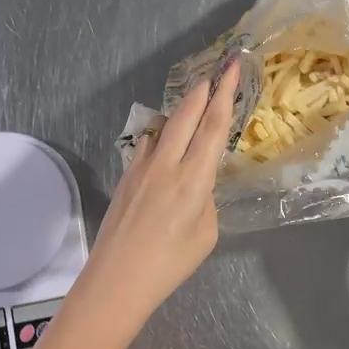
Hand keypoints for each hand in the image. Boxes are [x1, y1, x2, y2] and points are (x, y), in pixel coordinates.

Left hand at [73, 58, 242, 323]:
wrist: (117, 279)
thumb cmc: (170, 263)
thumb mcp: (206, 233)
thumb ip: (205, 199)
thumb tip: (196, 182)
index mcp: (193, 178)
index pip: (213, 126)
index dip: (224, 94)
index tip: (231, 69)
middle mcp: (166, 164)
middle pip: (185, 115)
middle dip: (201, 91)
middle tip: (213, 75)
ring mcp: (141, 167)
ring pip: (162, 127)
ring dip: (178, 113)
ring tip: (191, 109)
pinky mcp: (125, 176)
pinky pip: (146, 145)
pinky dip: (160, 136)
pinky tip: (163, 146)